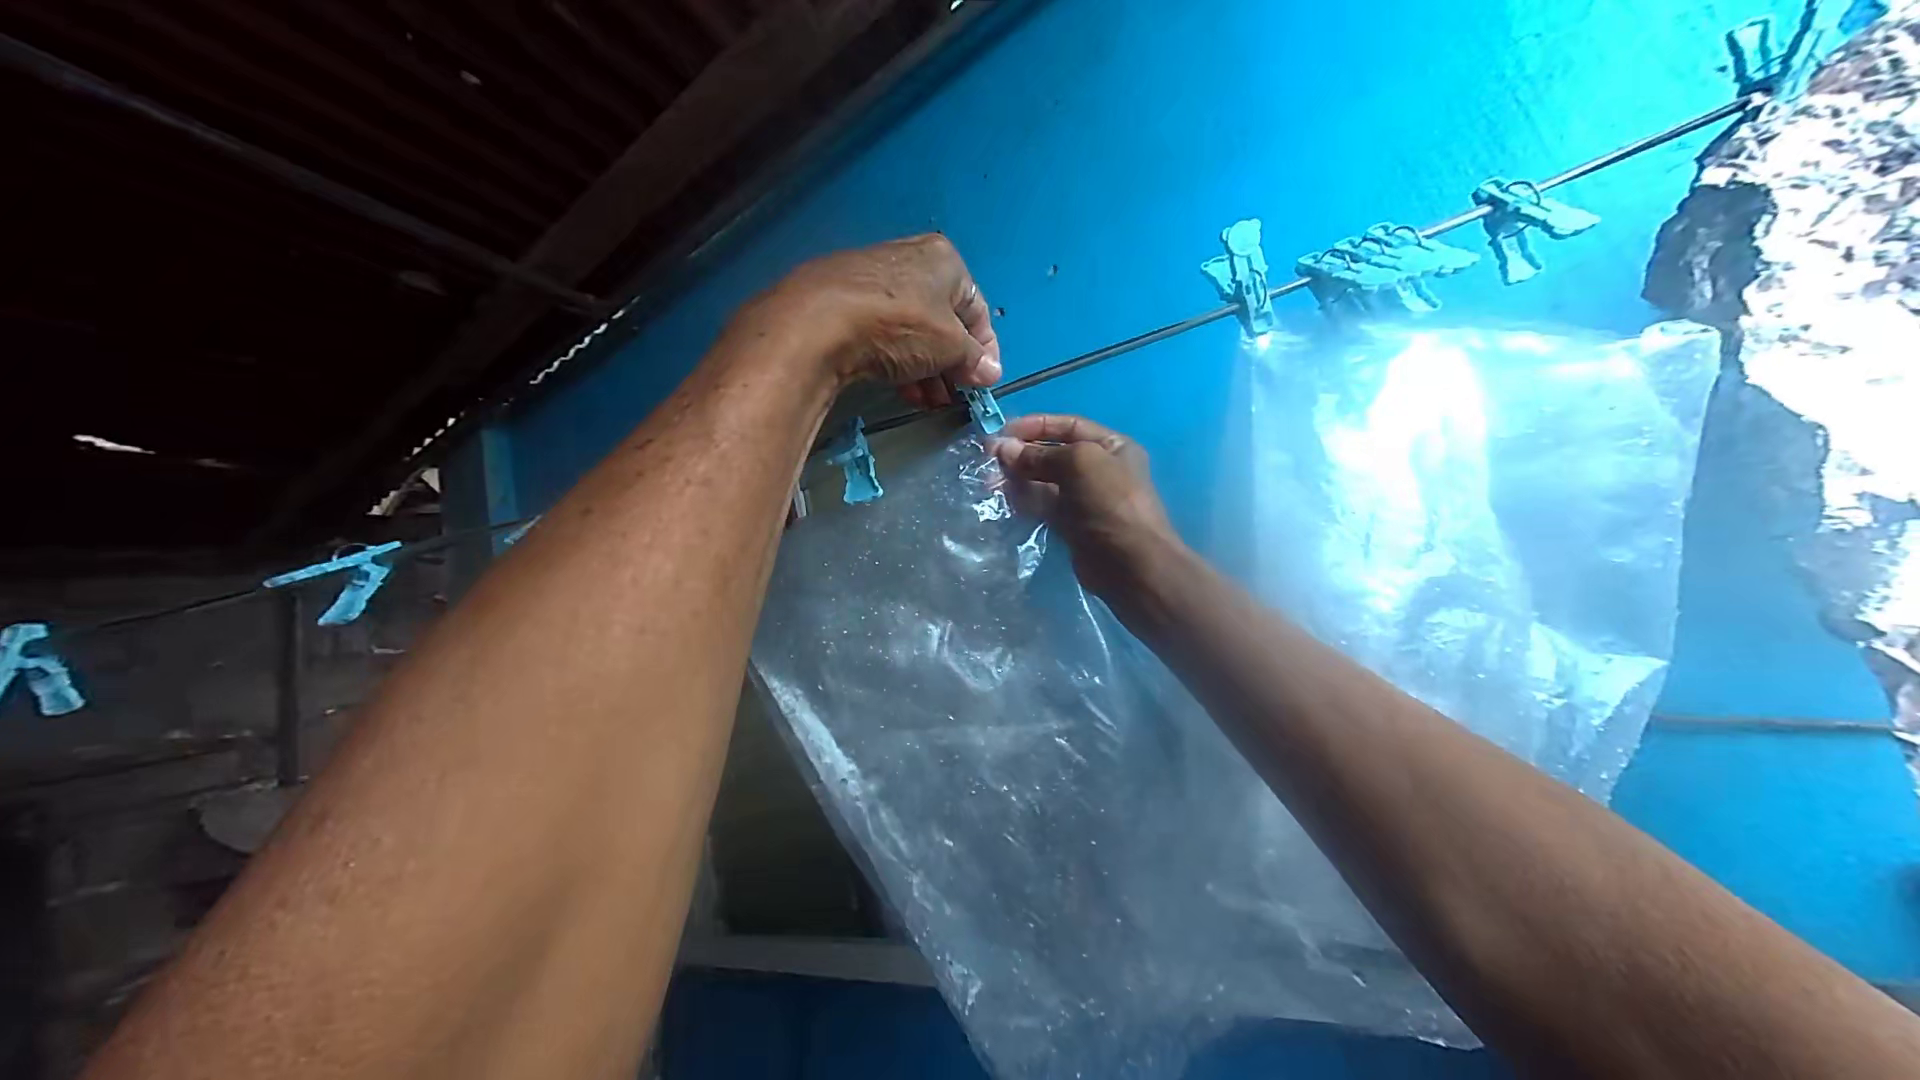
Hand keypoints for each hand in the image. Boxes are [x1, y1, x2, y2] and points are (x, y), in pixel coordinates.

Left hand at [741, 234, 1001, 406]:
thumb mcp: (950, 346)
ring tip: (926, 401)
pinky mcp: (845, 301)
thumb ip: (974, 360)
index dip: (985, 350)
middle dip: (951, 365)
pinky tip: (899, 390)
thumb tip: (991, 372)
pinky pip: (884, 335)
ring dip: (926, 370)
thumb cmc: (899, 326)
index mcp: (945, 261)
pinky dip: (898, 362)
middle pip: (943, 322)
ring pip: (913, 332)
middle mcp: (911, 261)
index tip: (983, 383)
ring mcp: (874, 280)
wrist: (820, 323)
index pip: (977, 310)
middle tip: (952, 398)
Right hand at [991, 415, 1181, 597]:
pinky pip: (1043, 505)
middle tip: (989, 460)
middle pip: (1053, 453)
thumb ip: (1039, 454)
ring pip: (1044, 481)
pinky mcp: (1072, 524)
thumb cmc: (1110, 503)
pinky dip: (1025, 500)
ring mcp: (1085, 498)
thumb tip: (1002, 448)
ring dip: (1018, 478)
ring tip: (991, 482)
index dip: (1035, 425)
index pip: (1068, 425)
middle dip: (1022, 453)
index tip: (1002, 432)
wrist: (1130, 564)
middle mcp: (1099, 469)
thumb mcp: (1078, 464)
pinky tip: (1005, 499)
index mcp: (1111, 446)